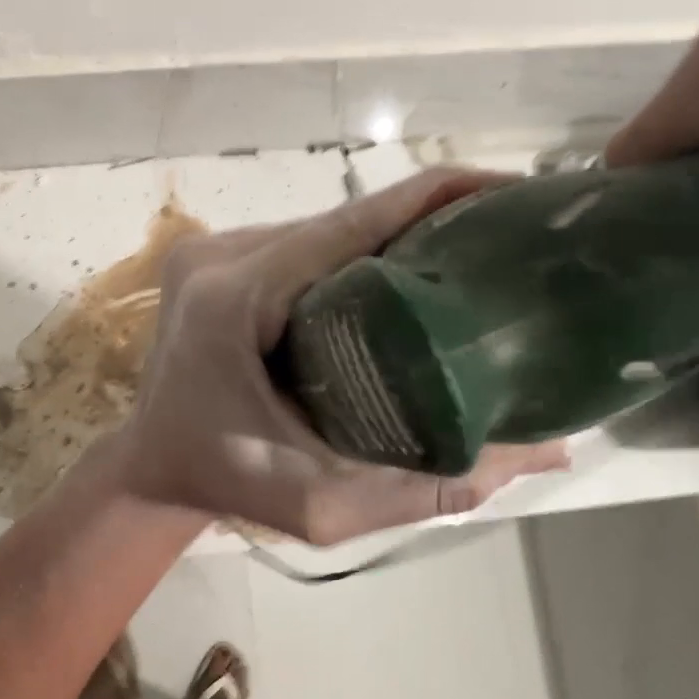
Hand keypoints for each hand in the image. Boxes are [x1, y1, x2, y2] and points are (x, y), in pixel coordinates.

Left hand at [103, 167, 568, 545]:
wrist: (148, 468)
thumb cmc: (227, 488)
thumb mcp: (326, 504)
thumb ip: (433, 485)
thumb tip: (550, 451)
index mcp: (234, 300)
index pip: (351, 225)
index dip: (438, 198)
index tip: (514, 195)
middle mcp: (220, 256)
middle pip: (342, 220)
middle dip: (428, 220)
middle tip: (508, 239)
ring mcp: (213, 251)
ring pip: (324, 227)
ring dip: (393, 235)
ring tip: (470, 253)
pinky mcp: (217, 259)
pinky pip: (302, 243)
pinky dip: (356, 251)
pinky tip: (405, 272)